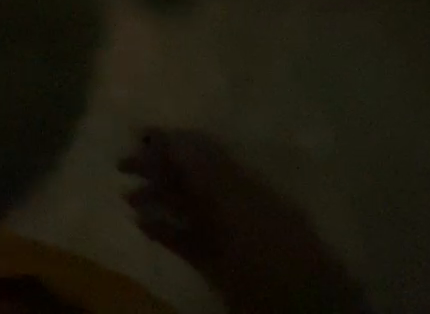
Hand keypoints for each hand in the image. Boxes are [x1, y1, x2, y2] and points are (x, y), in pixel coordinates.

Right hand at [121, 128, 366, 312]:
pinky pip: (188, 239)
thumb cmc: (269, 254)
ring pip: (186, 206)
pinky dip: (165, 230)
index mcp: (244, 184)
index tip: (135, 136)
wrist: (308, 312)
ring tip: (128, 201)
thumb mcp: (238, 206)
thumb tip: (173, 134)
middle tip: (121, 167)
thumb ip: (206, 169)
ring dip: (155, 198)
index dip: (169, 141)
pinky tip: (142, 226)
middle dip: (155, 168)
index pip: (200, 150)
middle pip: (190, 176)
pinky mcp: (221, 265)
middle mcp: (236, 203)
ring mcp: (229, 235)